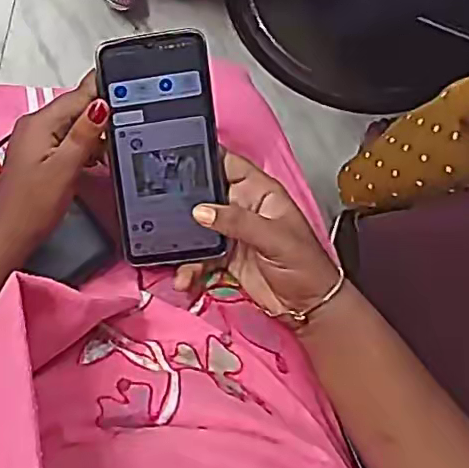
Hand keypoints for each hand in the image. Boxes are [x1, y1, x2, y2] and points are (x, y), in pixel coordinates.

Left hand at [0, 74, 109, 253]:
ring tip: (106, 152)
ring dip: (92, 135)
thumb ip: (84, 134)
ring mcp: (35, 138)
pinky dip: (81, 146)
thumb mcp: (65, 167)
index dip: (104, 97)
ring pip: (72, 124)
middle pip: (75, 108)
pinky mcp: (38, 152)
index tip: (128, 99)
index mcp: (39, 122)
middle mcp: (34, 124)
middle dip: (99, 118)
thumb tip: (101, 104)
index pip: (78, 96)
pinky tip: (92, 160)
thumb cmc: (33, 205)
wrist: (11, 233)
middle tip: (120, 133)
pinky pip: (65, 138)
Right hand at [174, 152, 343, 323]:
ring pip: (197, 228)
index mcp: (259, 193)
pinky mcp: (223, 256)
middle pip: (205, 195)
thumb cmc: (305, 267)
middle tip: (159, 206)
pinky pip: (198, 255)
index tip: (175, 157)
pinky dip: (189, 267)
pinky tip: (185, 279)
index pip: (228, 165)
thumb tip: (200, 211)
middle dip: (184, 201)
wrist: (309, 310)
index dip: (205, 157)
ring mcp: (231, 232)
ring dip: (184, 242)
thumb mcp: (275, 239)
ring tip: (175, 258)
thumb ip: (238, 222)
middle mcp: (242, 208)